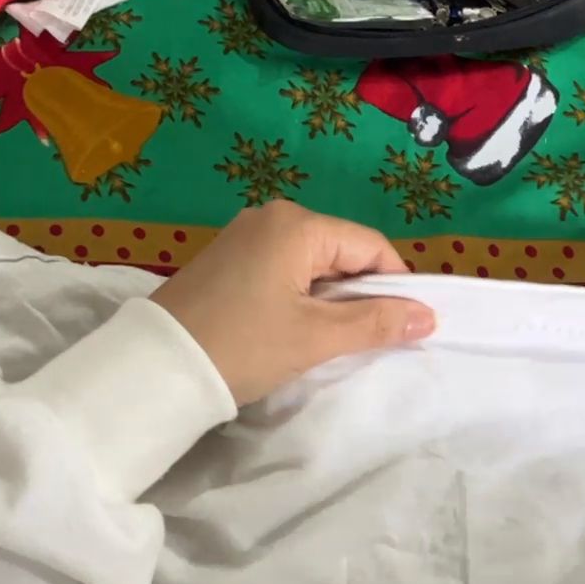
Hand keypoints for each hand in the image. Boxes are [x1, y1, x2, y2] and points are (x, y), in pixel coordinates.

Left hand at [150, 201, 435, 405]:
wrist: (155, 367)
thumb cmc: (242, 347)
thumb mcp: (315, 337)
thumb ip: (376, 323)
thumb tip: (429, 316)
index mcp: (296, 225)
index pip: (370, 246)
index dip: (394, 285)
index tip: (402, 326)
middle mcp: (271, 216)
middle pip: (341, 250)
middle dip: (359, 292)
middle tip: (362, 338)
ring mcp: (245, 235)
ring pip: (313, 262)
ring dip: (330, 297)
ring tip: (325, 337)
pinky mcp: (228, 257)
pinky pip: (284, 267)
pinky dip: (300, 294)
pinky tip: (292, 326)